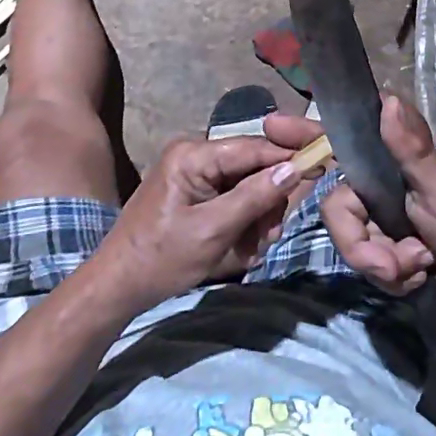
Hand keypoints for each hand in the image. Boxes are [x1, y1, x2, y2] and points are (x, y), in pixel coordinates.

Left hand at [92, 135, 305, 309]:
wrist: (115, 288)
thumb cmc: (161, 258)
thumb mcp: (214, 229)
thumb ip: (256, 195)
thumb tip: (297, 168)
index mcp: (194, 154)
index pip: (256, 147)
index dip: (290, 159)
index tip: (320, 172)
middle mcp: (196, 153)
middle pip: (255, 165)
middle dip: (269, 199)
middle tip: (271, 235)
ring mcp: (195, 170)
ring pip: (249, 182)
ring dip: (259, 214)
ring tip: (255, 246)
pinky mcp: (196, 188)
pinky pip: (235, 194)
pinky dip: (244, 218)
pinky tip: (242, 244)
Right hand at [275, 96, 435, 307]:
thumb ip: (412, 149)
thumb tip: (387, 100)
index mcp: (391, 163)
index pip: (342, 144)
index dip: (305, 137)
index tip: (271, 128)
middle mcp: (380, 187)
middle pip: (340, 215)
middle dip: (366, 249)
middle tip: (402, 263)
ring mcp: (381, 219)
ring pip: (353, 246)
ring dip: (387, 266)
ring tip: (421, 266)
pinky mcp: (386, 248)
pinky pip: (369, 267)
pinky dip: (395, 278)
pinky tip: (421, 274)